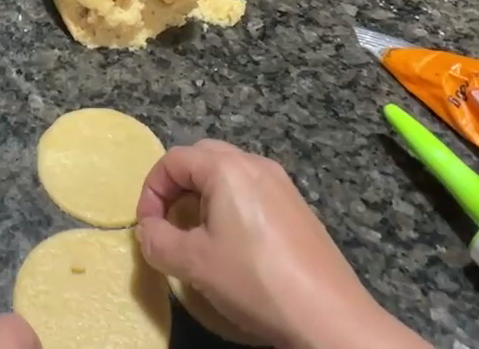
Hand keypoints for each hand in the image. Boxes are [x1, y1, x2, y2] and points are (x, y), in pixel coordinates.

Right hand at [134, 139, 430, 348]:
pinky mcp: (298, 207)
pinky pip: (252, 191)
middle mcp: (255, 163)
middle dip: (176, 187)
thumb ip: (158, 241)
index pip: (173, 159)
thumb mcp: (194, 264)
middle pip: (201, 158)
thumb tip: (147, 231)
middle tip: (169, 224)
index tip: (148, 227)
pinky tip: (236, 246)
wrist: (331, 320)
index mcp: (227, 167)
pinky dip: (231, 207)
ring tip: (199, 237)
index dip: (151, 190)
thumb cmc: (256, 281)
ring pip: (228, 174)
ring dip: (203, 197)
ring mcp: (281, 184)